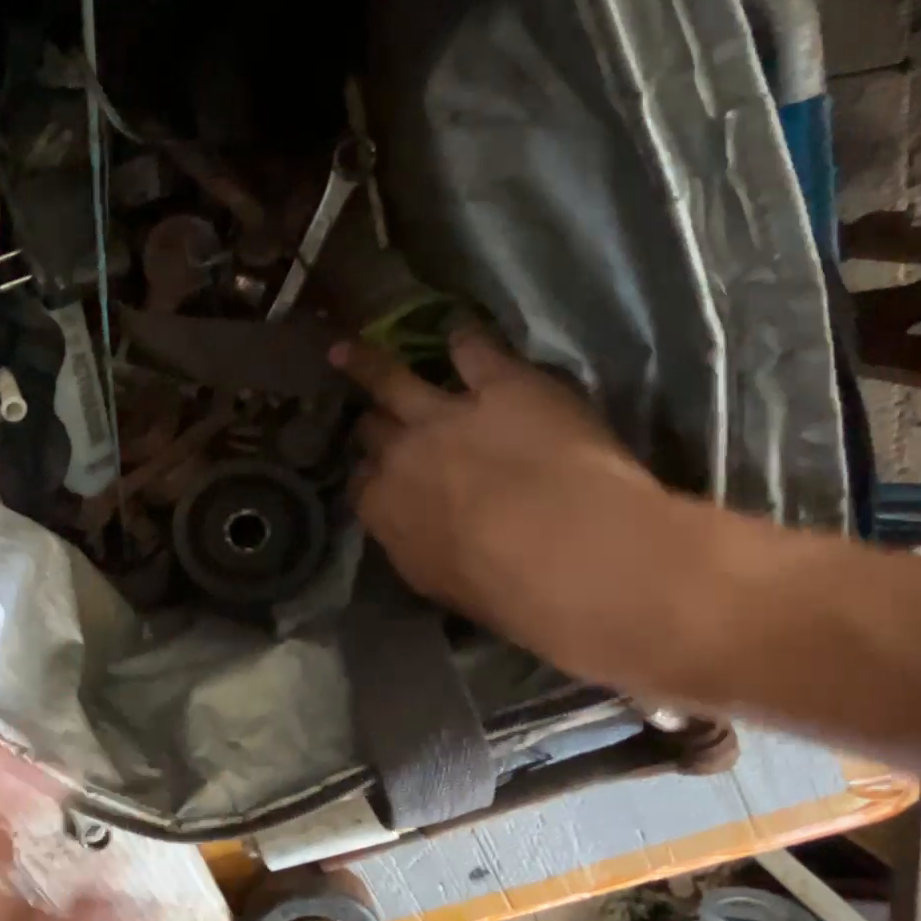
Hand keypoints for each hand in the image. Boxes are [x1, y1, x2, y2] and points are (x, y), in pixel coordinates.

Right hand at [332, 329, 683, 679]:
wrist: (573, 556)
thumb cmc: (507, 593)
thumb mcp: (441, 583)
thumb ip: (418, 547)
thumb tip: (418, 536)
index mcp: (383, 510)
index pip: (362, 484)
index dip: (371, 475)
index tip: (376, 474)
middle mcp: (401, 457)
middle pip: (372, 432)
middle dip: (370, 425)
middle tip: (369, 417)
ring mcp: (446, 416)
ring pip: (392, 381)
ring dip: (368, 363)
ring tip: (347, 350)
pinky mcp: (503, 387)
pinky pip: (475, 353)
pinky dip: (464, 339)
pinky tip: (457, 328)